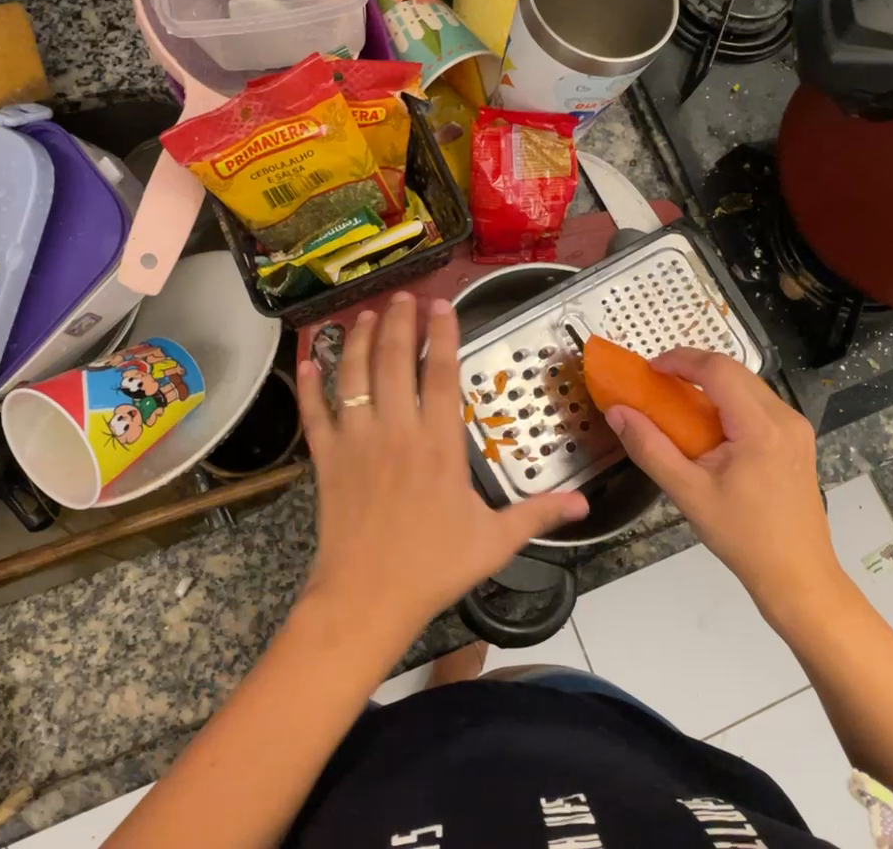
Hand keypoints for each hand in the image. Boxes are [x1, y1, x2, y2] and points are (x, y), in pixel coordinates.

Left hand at [295, 293, 588, 639]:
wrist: (368, 598)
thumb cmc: (433, 568)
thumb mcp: (494, 541)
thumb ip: (537, 514)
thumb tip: (584, 506)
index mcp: (439, 445)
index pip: (442, 374)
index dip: (444, 335)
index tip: (443, 305)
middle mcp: (396, 431)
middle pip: (396, 361)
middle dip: (400, 323)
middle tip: (403, 296)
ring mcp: (357, 441)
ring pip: (354, 376)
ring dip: (360, 341)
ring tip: (367, 315)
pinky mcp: (326, 459)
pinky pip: (315, 413)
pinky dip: (309, 386)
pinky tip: (308, 361)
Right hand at [602, 348, 845, 626]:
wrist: (797, 574)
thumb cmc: (744, 537)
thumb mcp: (688, 493)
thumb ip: (650, 448)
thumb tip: (617, 413)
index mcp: (762, 427)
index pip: (719, 370)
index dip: (681, 360)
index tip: (649, 368)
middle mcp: (785, 419)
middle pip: (735, 372)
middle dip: (693, 369)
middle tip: (656, 382)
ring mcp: (796, 429)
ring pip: (748, 386)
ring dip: (711, 385)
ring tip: (675, 400)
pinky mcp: (796, 441)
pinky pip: (758, 406)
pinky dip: (727, 403)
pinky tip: (705, 425)